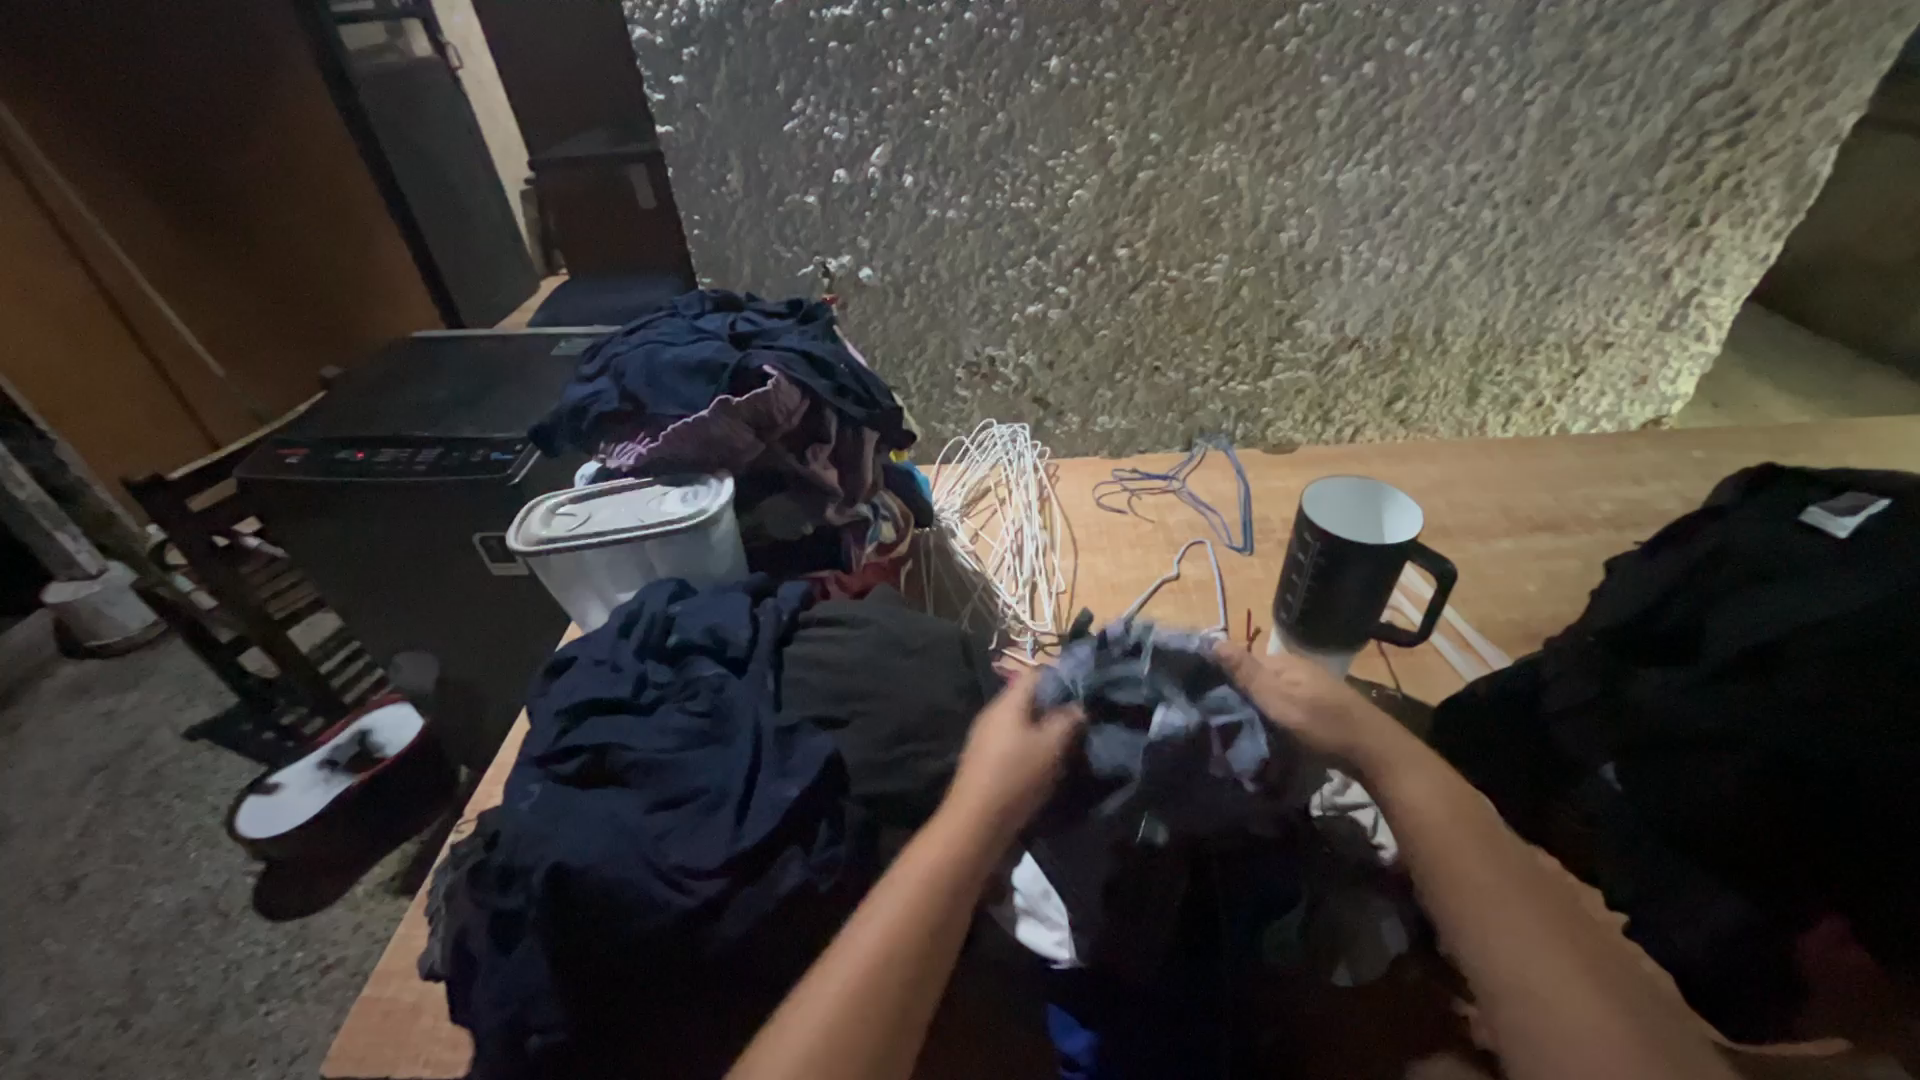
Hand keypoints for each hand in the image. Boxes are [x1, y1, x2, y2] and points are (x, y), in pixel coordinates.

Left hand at [941, 668, 1084, 841]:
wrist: (976, 823)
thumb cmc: (1016, 776)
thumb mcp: (1051, 745)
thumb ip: (1068, 720)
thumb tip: (1078, 706)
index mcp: (1007, 703)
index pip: (1036, 674)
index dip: (1061, 678)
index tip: (1085, 691)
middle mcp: (993, 715)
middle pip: (1028, 699)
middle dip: (1056, 708)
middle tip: (1082, 721)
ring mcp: (986, 738)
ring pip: (1022, 724)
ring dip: (1045, 731)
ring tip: (1070, 745)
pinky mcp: (985, 761)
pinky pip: (1014, 744)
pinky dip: (1032, 748)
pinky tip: (1048, 765)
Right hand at [1212, 643, 1403, 767]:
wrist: (1374, 752)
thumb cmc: (1322, 724)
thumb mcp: (1278, 699)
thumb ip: (1246, 673)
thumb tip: (1213, 640)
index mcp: (1284, 662)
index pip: (1241, 663)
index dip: (1222, 680)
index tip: (1207, 703)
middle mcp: (1297, 669)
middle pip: (1257, 680)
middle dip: (1240, 697)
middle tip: (1223, 723)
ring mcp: (1311, 688)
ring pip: (1272, 695)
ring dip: (1258, 710)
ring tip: (1241, 732)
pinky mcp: (1320, 707)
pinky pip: (1286, 707)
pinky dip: (1275, 718)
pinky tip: (1270, 734)